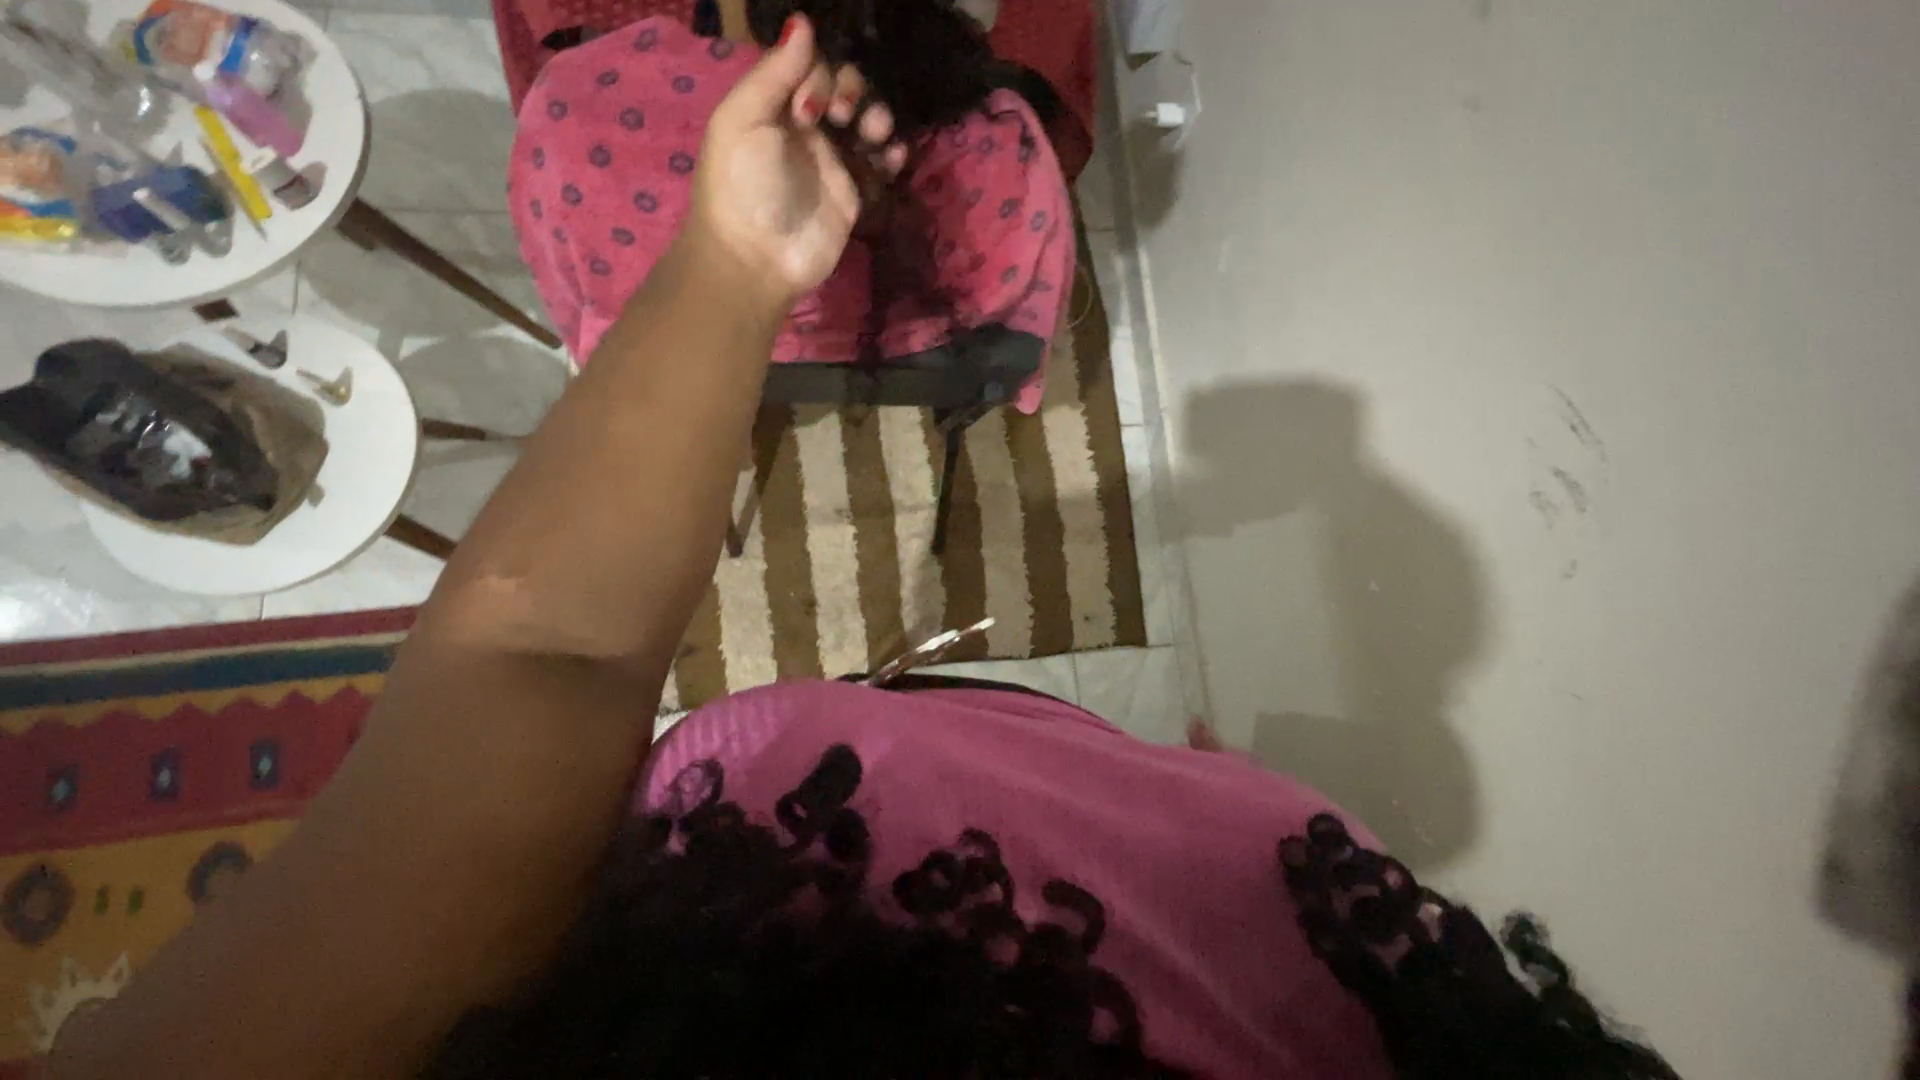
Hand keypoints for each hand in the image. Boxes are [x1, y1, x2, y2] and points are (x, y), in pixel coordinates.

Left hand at [686, 14, 907, 305]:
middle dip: (852, 91)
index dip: (819, 76)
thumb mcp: (742, 120)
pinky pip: (879, 164)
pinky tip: (892, 154)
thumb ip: (773, 72)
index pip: (810, 68)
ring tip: (873, 132)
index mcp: (773, 107)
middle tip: (843, 116)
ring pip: (866, 123)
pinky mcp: (853, 195)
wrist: (756, 259)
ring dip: (876, 116)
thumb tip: (804, 22)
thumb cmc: (741, 186)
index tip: (808, 107)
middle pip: (844, 89)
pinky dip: (891, 153)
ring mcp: (831, 163)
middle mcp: (804, 129)